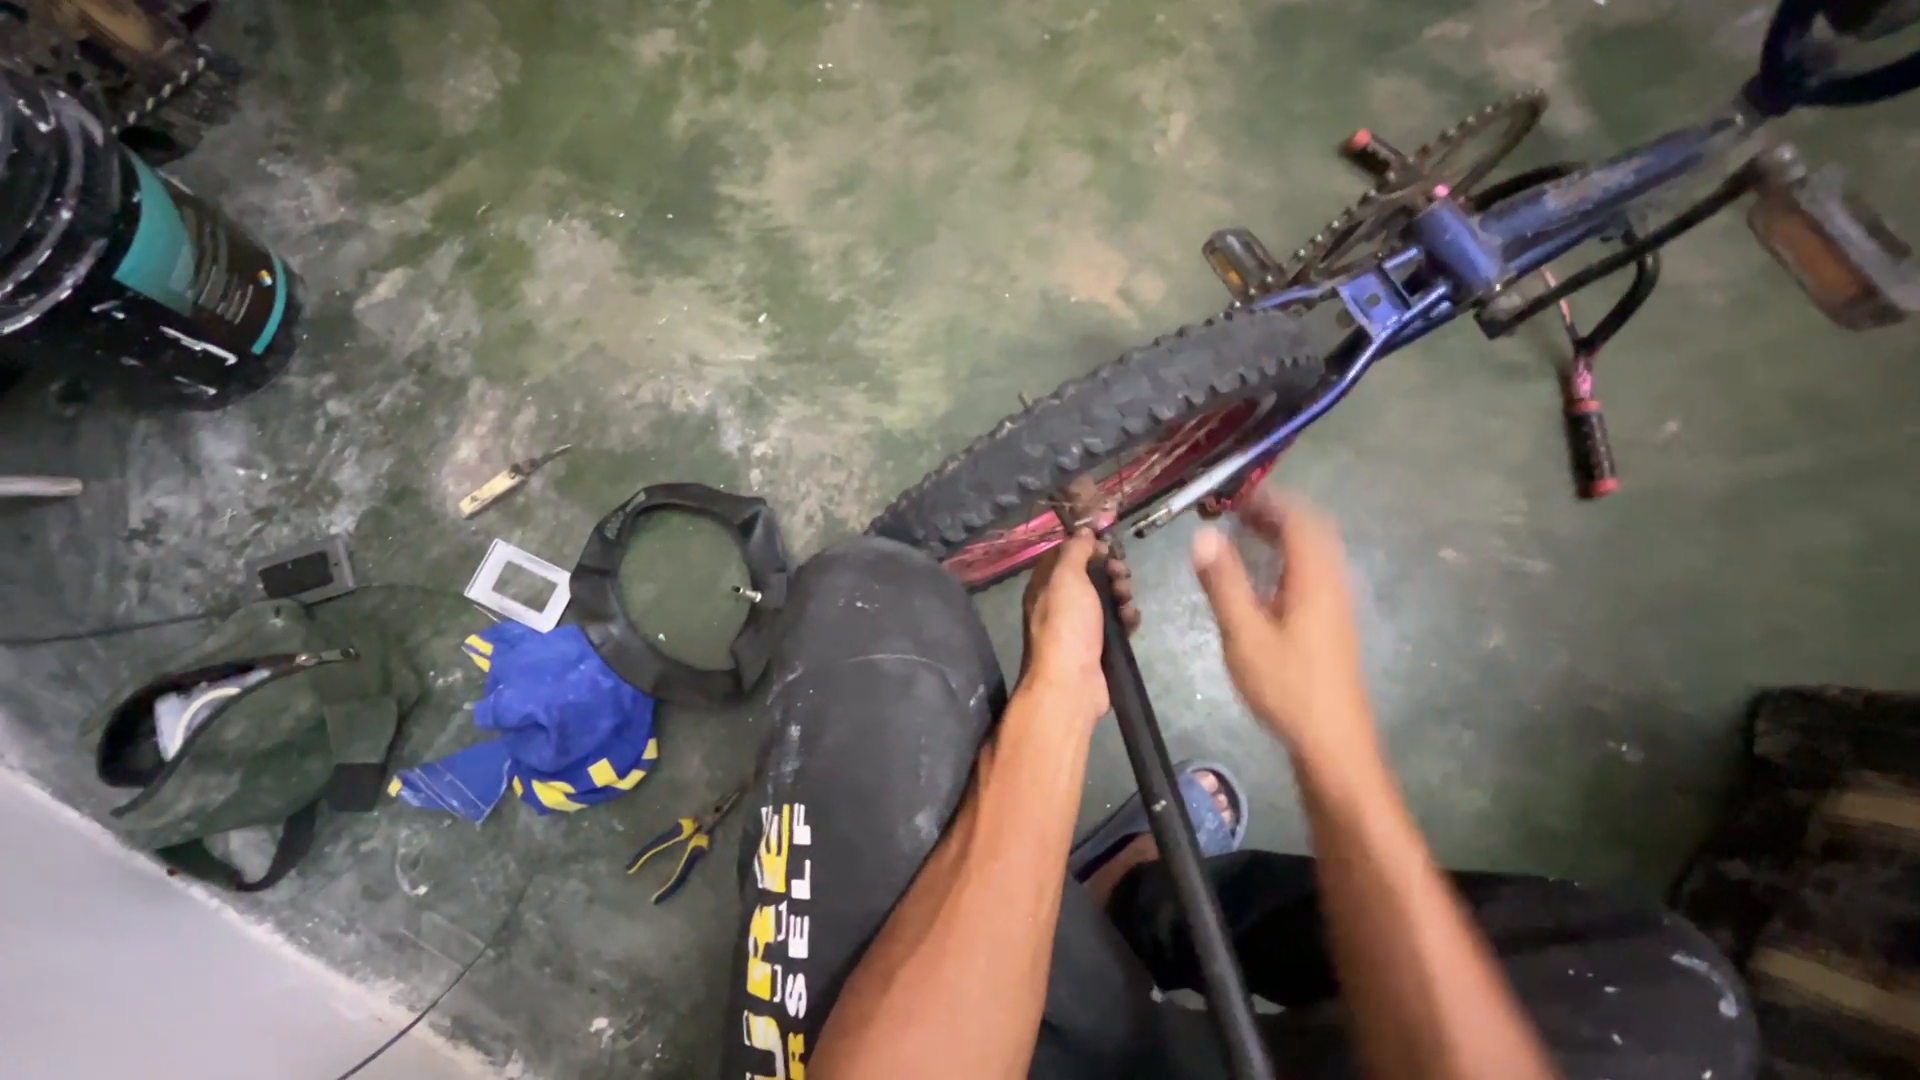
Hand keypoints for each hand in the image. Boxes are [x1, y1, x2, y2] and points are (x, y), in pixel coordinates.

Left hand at [1018, 530, 1110, 725]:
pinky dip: (1126, 618)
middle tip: (1121, 576)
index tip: (1107, 547)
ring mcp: (1078, 625)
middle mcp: (1059, 602)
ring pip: (1106, 598)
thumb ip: (1075, 551)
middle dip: (1110, 572)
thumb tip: (1083, 531)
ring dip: (1121, 594)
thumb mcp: (1067, 578)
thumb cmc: (1066, 624)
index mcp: (1044, 585)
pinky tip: (1131, 620)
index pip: (1064, 554)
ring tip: (1126, 602)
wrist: (1071, 682)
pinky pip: (1116, 623)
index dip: (1087, 547)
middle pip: (1089, 575)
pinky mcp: (1097, 645)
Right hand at [1190, 490, 1372, 756]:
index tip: (1234, 495)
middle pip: (1311, 532)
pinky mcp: (1332, 624)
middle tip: (1236, 511)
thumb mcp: (1244, 633)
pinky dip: (1286, 560)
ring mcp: (1336, 604)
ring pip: (1314, 554)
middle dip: (1275, 514)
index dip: (1269, 501)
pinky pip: (1312, 573)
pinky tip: (1262, 580)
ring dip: (1282, 537)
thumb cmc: (1286, 685)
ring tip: (1244, 536)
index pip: (1299, 520)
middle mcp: (1332, 583)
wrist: (1331, 739)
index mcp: (1314, 579)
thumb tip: (1203, 535)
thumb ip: (1223, 582)